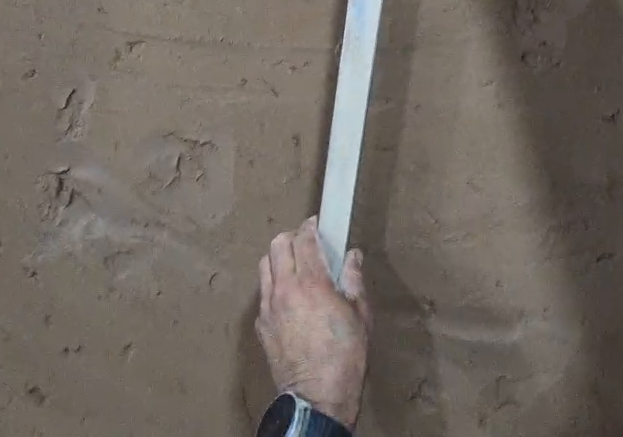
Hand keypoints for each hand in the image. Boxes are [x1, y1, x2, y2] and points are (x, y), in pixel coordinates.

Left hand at [256, 217, 369, 428]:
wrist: (318, 398)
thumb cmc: (345, 357)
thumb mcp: (360, 316)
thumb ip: (354, 280)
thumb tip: (352, 256)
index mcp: (312, 282)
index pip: (304, 238)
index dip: (310, 226)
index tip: (317, 224)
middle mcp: (286, 288)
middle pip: (277, 244)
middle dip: (292, 237)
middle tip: (305, 244)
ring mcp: (269, 306)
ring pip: (264, 264)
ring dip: (278, 259)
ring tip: (293, 267)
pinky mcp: (261, 325)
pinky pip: (262, 293)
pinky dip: (273, 285)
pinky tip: (287, 298)